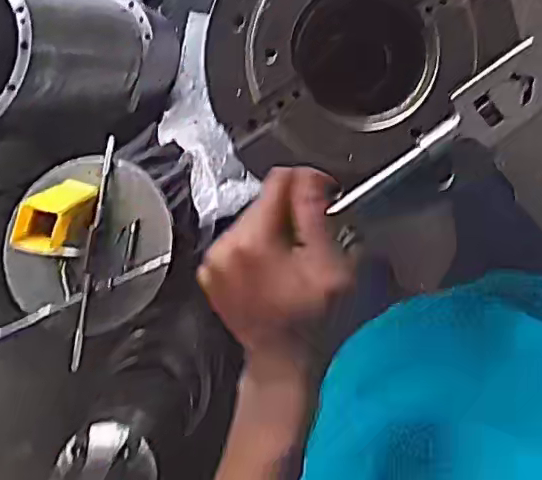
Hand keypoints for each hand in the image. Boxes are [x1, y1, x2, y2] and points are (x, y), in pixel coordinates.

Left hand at [199, 167, 354, 376]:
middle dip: (293, 208)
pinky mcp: (211, 269)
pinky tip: (274, 265)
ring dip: (276, 224)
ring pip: (255, 213)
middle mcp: (226, 245)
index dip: (308, 181)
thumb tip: (309, 177)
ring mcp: (214, 259)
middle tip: (311, 235)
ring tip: (293, 254)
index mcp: (254, 240)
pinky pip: (242, 234)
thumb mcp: (330, 266)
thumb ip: (316, 214)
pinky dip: (260, 241)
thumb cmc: (311, 320)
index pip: (279, 179)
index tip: (323, 196)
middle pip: (266, 196)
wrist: (281, 363)